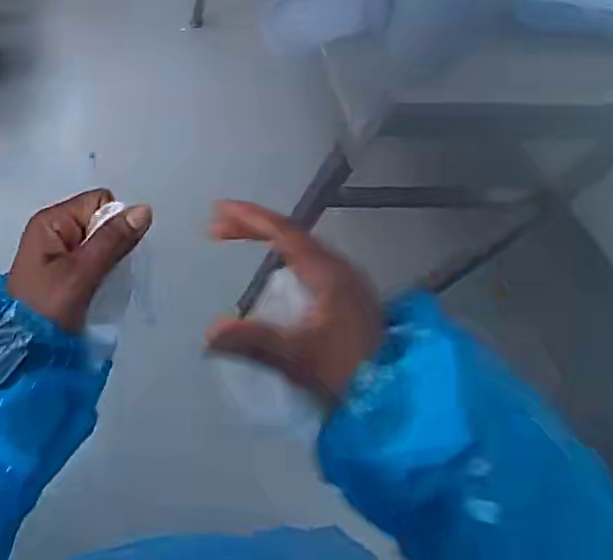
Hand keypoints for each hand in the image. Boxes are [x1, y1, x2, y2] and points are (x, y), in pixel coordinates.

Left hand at [7, 189, 151, 331]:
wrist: (20, 358)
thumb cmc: (45, 311)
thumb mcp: (80, 274)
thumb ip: (113, 240)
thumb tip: (144, 209)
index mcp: (51, 221)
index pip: (99, 201)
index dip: (113, 224)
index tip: (108, 256)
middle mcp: (53, 230)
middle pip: (100, 221)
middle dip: (111, 245)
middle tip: (102, 275)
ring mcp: (57, 253)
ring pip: (100, 243)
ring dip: (107, 263)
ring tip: (97, 288)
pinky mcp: (63, 273)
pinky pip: (94, 261)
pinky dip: (101, 274)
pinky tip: (95, 293)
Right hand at [205, 201, 385, 405]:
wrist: (400, 401)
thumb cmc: (351, 375)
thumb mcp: (297, 358)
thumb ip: (252, 342)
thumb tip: (211, 332)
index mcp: (328, 273)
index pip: (283, 231)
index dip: (249, 218)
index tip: (222, 211)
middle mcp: (339, 268)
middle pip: (291, 232)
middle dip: (254, 225)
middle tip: (221, 226)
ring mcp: (348, 281)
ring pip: (302, 245)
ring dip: (269, 237)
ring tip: (242, 235)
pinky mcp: (350, 296)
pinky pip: (310, 259)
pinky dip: (285, 253)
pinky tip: (276, 266)